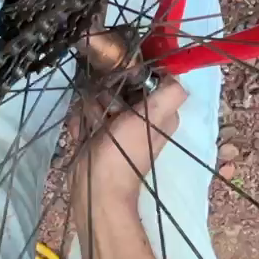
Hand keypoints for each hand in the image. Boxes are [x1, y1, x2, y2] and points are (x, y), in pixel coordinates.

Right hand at [71, 79, 189, 218]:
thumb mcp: (153, 118)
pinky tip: (83, 133)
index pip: (148, 79)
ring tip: (93, 126)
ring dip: (91, 109)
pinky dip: (82, 121)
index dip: (135, 76)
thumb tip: (177, 73)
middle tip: (107, 111)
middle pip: (120, 85)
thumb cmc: (125, 151)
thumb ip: (170, 94)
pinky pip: (85, 113)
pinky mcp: (97, 132)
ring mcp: (117, 124)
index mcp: (160, 113)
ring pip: (99, 97)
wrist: (95, 185)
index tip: (124, 83)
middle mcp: (141, 117)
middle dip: (107, 94)